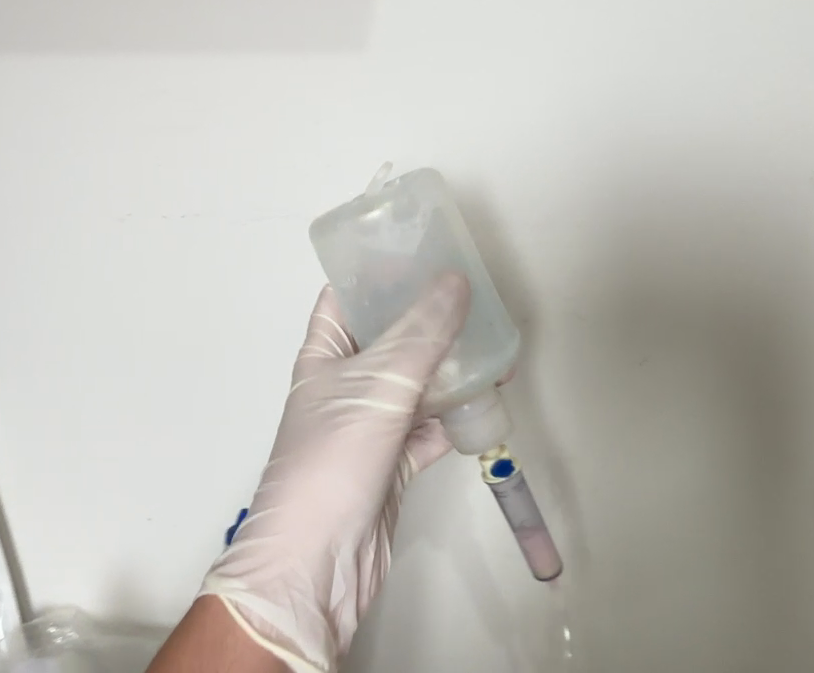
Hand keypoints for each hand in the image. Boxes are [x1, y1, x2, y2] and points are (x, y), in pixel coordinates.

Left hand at [198, 276, 472, 672]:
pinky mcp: (394, 460)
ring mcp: (370, 422)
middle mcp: (344, 382)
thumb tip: (455, 280)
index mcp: (323, 352)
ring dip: (450, 367)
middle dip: (428, 318)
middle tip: (475, 295)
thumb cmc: (332, 459)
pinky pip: (430, 426)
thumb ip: (421, 333)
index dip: (377, 271)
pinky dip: (456, 415)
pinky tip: (488, 399)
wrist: (319, 562)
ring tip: (493, 344)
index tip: (421, 251)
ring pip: (416, 381)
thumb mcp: (378, 384)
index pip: (346, 296)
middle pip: (390, 336)